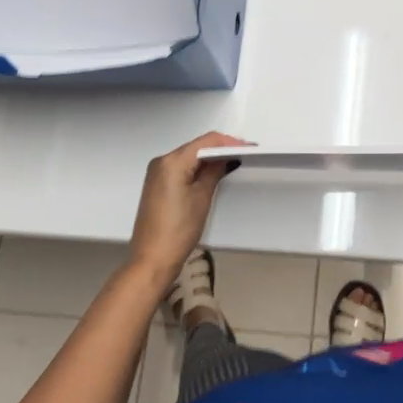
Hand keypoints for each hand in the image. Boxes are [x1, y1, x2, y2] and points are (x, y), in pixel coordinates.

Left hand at [127, 132, 248, 278]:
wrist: (152, 260)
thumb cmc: (179, 230)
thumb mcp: (202, 197)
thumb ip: (214, 171)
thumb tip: (225, 158)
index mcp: (172, 161)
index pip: (206, 142)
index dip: (229, 143)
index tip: (249, 147)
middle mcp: (161, 161)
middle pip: (196, 146)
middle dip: (220, 149)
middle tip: (245, 153)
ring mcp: (157, 173)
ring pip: (189, 156)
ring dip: (209, 158)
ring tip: (233, 161)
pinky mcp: (157, 184)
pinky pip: (181, 167)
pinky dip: (197, 168)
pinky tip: (213, 172)